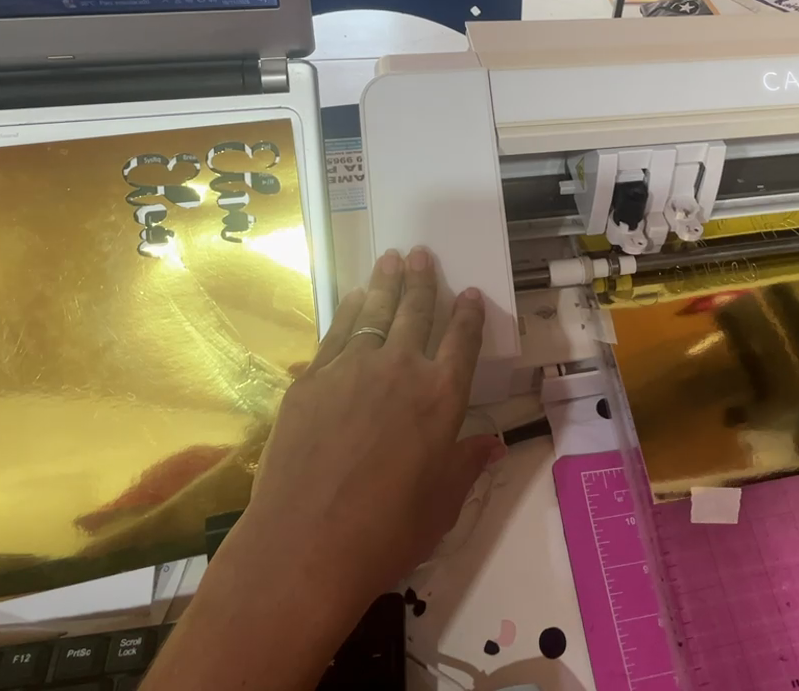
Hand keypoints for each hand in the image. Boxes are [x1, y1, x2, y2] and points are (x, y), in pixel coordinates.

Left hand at [148, 247, 501, 690]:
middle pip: (417, 312)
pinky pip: (337, 333)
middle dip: (423, 281)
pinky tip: (354, 298)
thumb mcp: (442, 505)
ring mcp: (352, 369)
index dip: (468, 314)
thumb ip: (468, 464)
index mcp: (441, 397)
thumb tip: (495, 443)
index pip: (462, 341)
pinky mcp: (312, 380)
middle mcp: (401, 370)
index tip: (469, 292)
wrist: (303, 545)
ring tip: (392, 257)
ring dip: (386, 282)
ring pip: (375, 312)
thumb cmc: (386, 532)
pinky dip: (350, 310)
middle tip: (422, 253)